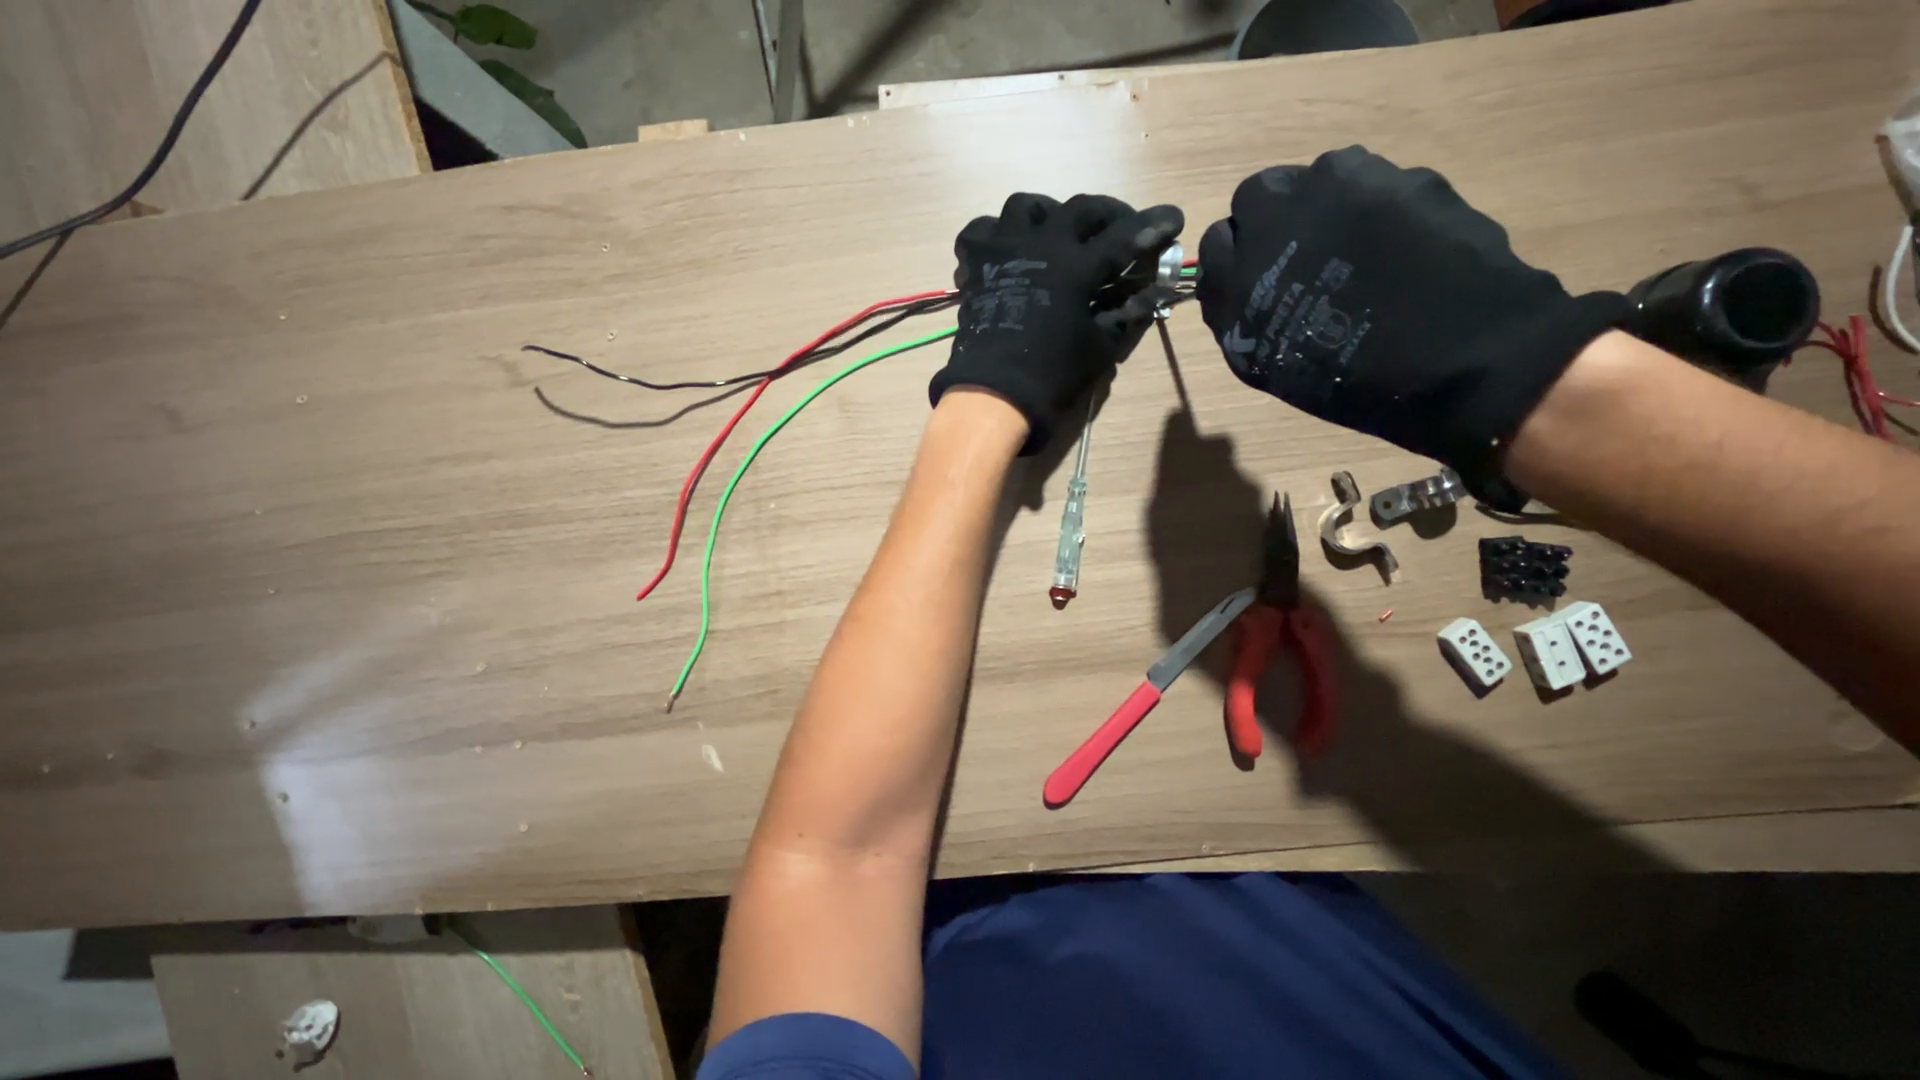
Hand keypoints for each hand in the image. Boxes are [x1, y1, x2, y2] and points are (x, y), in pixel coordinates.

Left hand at [930, 193, 1183, 453]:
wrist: (995, 392)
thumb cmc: (1053, 374)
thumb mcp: (1101, 346)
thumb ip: (1127, 313)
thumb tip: (1150, 293)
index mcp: (1077, 267)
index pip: (1124, 236)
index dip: (1152, 226)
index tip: (1172, 217)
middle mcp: (1041, 245)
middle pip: (1079, 209)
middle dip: (1107, 213)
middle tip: (1119, 226)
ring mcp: (1003, 249)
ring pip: (1025, 206)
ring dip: (1049, 213)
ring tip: (1059, 230)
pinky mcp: (976, 264)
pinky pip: (982, 230)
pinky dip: (998, 233)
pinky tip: (1010, 248)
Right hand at [1197, 146, 1625, 504]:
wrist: (1465, 356)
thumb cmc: (1339, 365)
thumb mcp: (1252, 349)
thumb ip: (1224, 294)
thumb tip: (1224, 257)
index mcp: (1258, 221)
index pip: (1230, 229)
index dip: (1244, 263)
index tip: (1261, 295)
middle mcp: (1310, 183)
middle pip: (1280, 197)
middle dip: (1287, 230)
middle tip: (1310, 282)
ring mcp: (1376, 176)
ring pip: (1334, 191)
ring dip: (1336, 222)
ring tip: (1363, 277)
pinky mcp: (1430, 183)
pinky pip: (1389, 199)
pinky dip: (1388, 227)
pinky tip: (1405, 271)